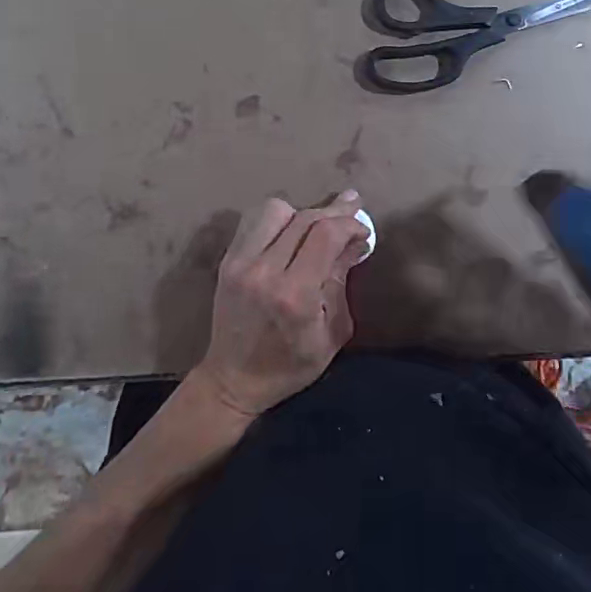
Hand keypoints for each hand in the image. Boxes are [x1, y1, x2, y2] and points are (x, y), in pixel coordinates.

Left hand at [189, 193, 370, 418]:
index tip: (363, 231)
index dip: (350, 224)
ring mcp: (240, 263)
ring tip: (317, 227)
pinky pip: (254, 221)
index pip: (326, 235)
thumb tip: (356, 242)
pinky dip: (278, 220)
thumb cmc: (290, 365)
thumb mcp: (332, 333)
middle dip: (335, 212)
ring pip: (276, 210)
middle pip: (305, 218)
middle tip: (352, 210)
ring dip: (302, 213)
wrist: (232, 381)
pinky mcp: (227, 260)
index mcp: (295, 295)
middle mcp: (265, 272)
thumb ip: (342, 282)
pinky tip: (291, 232)